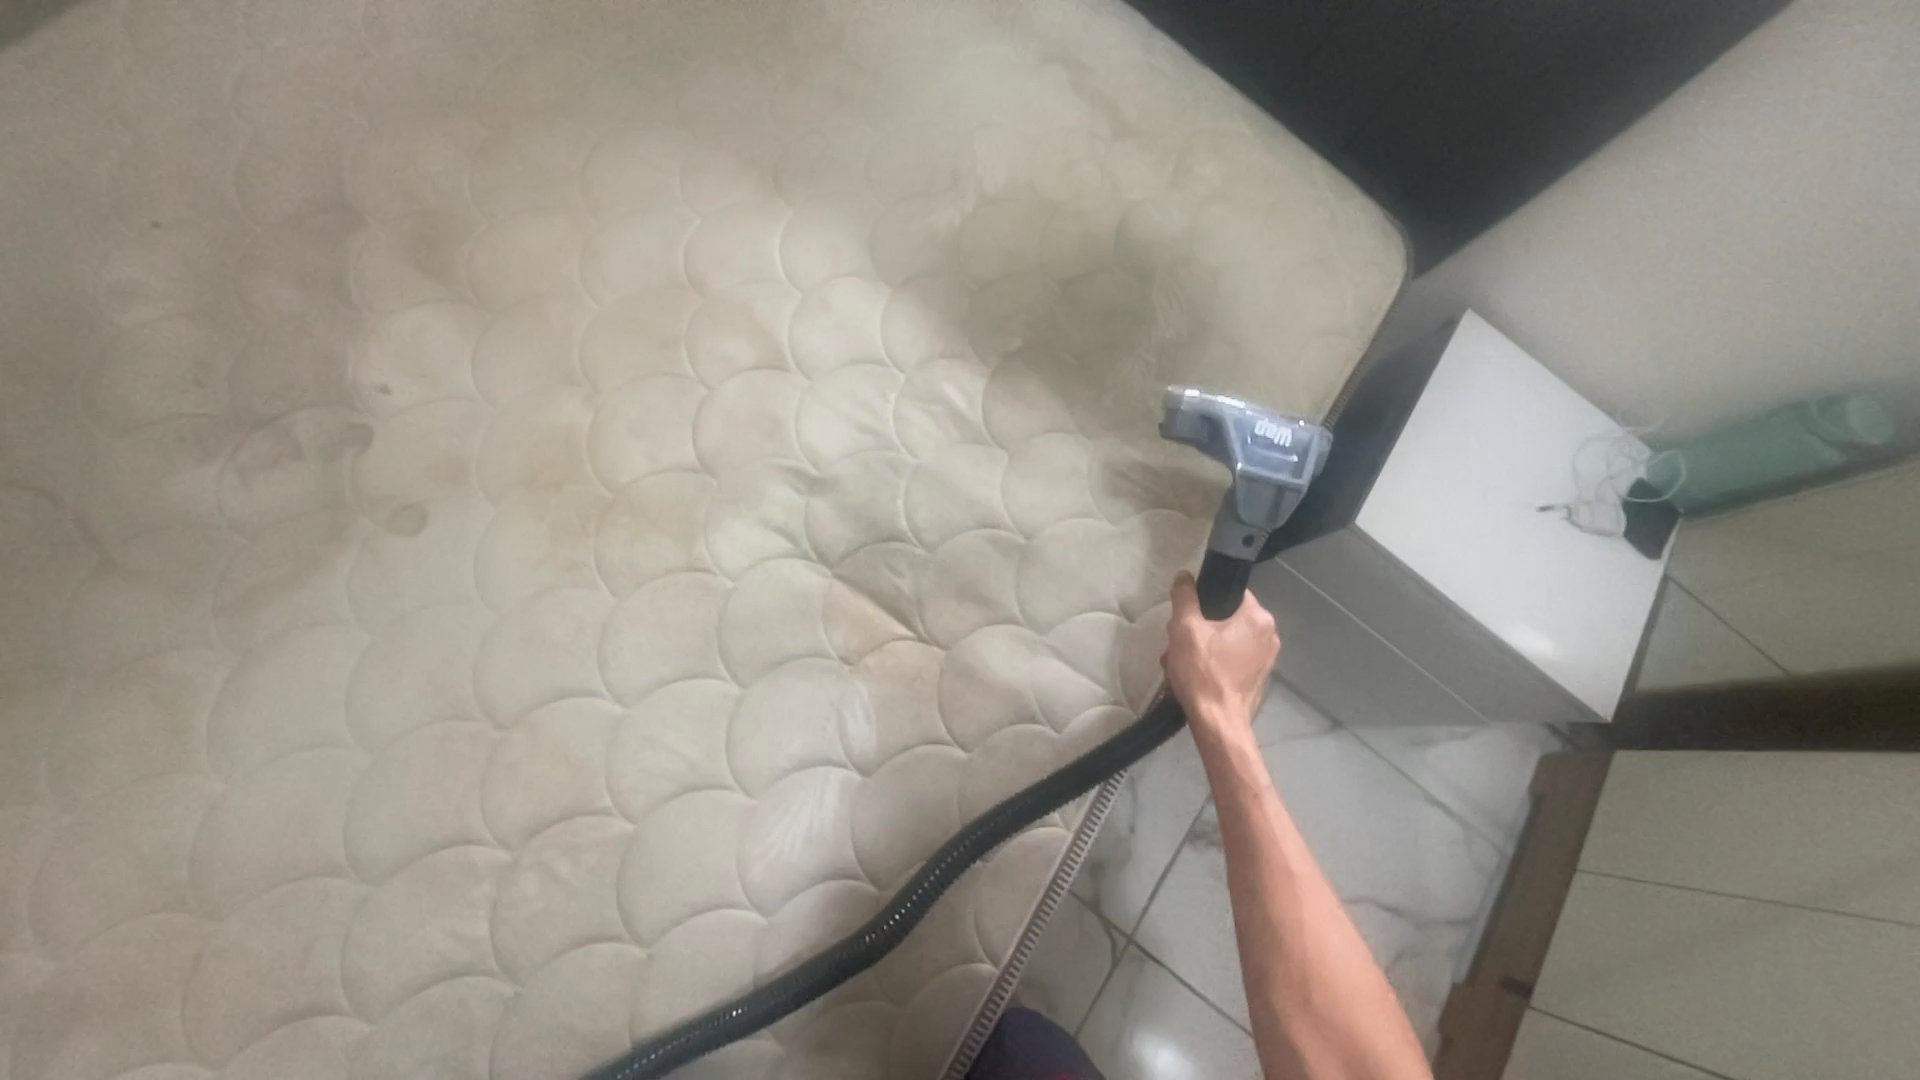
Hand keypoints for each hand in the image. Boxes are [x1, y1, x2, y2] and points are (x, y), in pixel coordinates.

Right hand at [1161, 570, 1279, 739]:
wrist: (1217, 722)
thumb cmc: (1202, 673)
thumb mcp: (1184, 628)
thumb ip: (1184, 596)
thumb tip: (1185, 577)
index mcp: (1258, 617)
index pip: (1228, 592)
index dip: (1202, 600)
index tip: (1185, 617)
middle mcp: (1269, 634)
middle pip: (1225, 616)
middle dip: (1198, 628)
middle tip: (1178, 643)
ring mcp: (1265, 657)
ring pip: (1224, 638)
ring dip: (1200, 646)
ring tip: (1180, 662)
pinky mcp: (1257, 676)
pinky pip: (1230, 657)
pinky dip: (1212, 662)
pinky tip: (1193, 675)